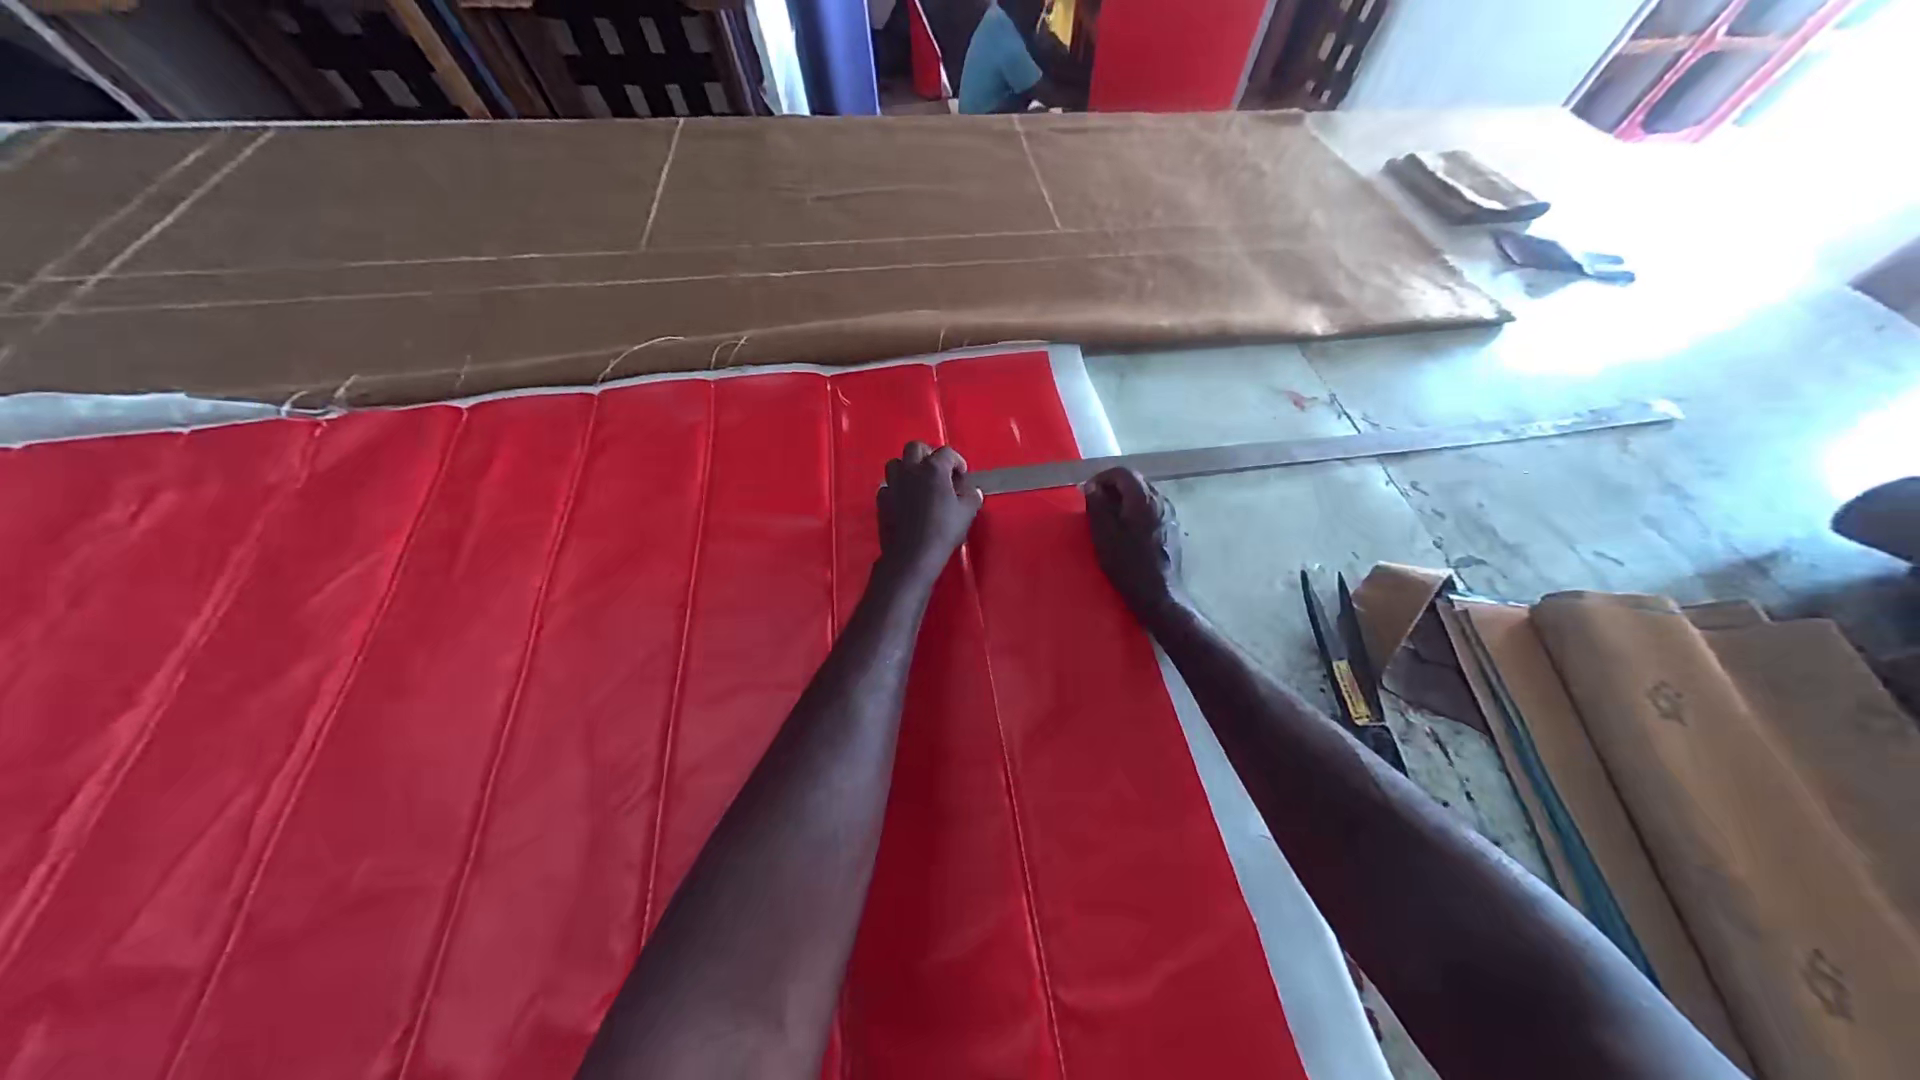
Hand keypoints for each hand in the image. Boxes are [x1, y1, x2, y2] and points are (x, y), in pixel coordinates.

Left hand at [877, 441, 982, 584]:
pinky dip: (896, 488)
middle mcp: (910, 469)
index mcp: (933, 469)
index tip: (961, 475)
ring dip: (907, 467)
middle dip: (928, 454)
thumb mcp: (967, 513)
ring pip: (896, 463)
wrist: (912, 554)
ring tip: (918, 482)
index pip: (946, 452)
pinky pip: (888, 485)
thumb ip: (972, 496)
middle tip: (937, 470)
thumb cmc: (943, 531)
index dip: (957, 461)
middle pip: (915, 447)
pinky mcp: (881, 499)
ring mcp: (892, 483)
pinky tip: (904, 501)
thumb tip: (973, 491)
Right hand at [1083, 468, 1187, 621]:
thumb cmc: (1127, 564)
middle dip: (1113, 487)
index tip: (1088, 491)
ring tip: (1109, 517)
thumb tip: (1091, 487)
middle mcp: (1161, 501)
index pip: (1123, 472)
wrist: (1159, 594)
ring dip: (1125, 499)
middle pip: (1136, 481)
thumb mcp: (1103, 534)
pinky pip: (1152, 509)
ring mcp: (1170, 514)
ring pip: (1145, 495)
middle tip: (1095, 504)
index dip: (1103, 477)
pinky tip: (1127, 529)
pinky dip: (1136, 511)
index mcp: (1143, 499)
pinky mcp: (1173, 528)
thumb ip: (1096, 506)